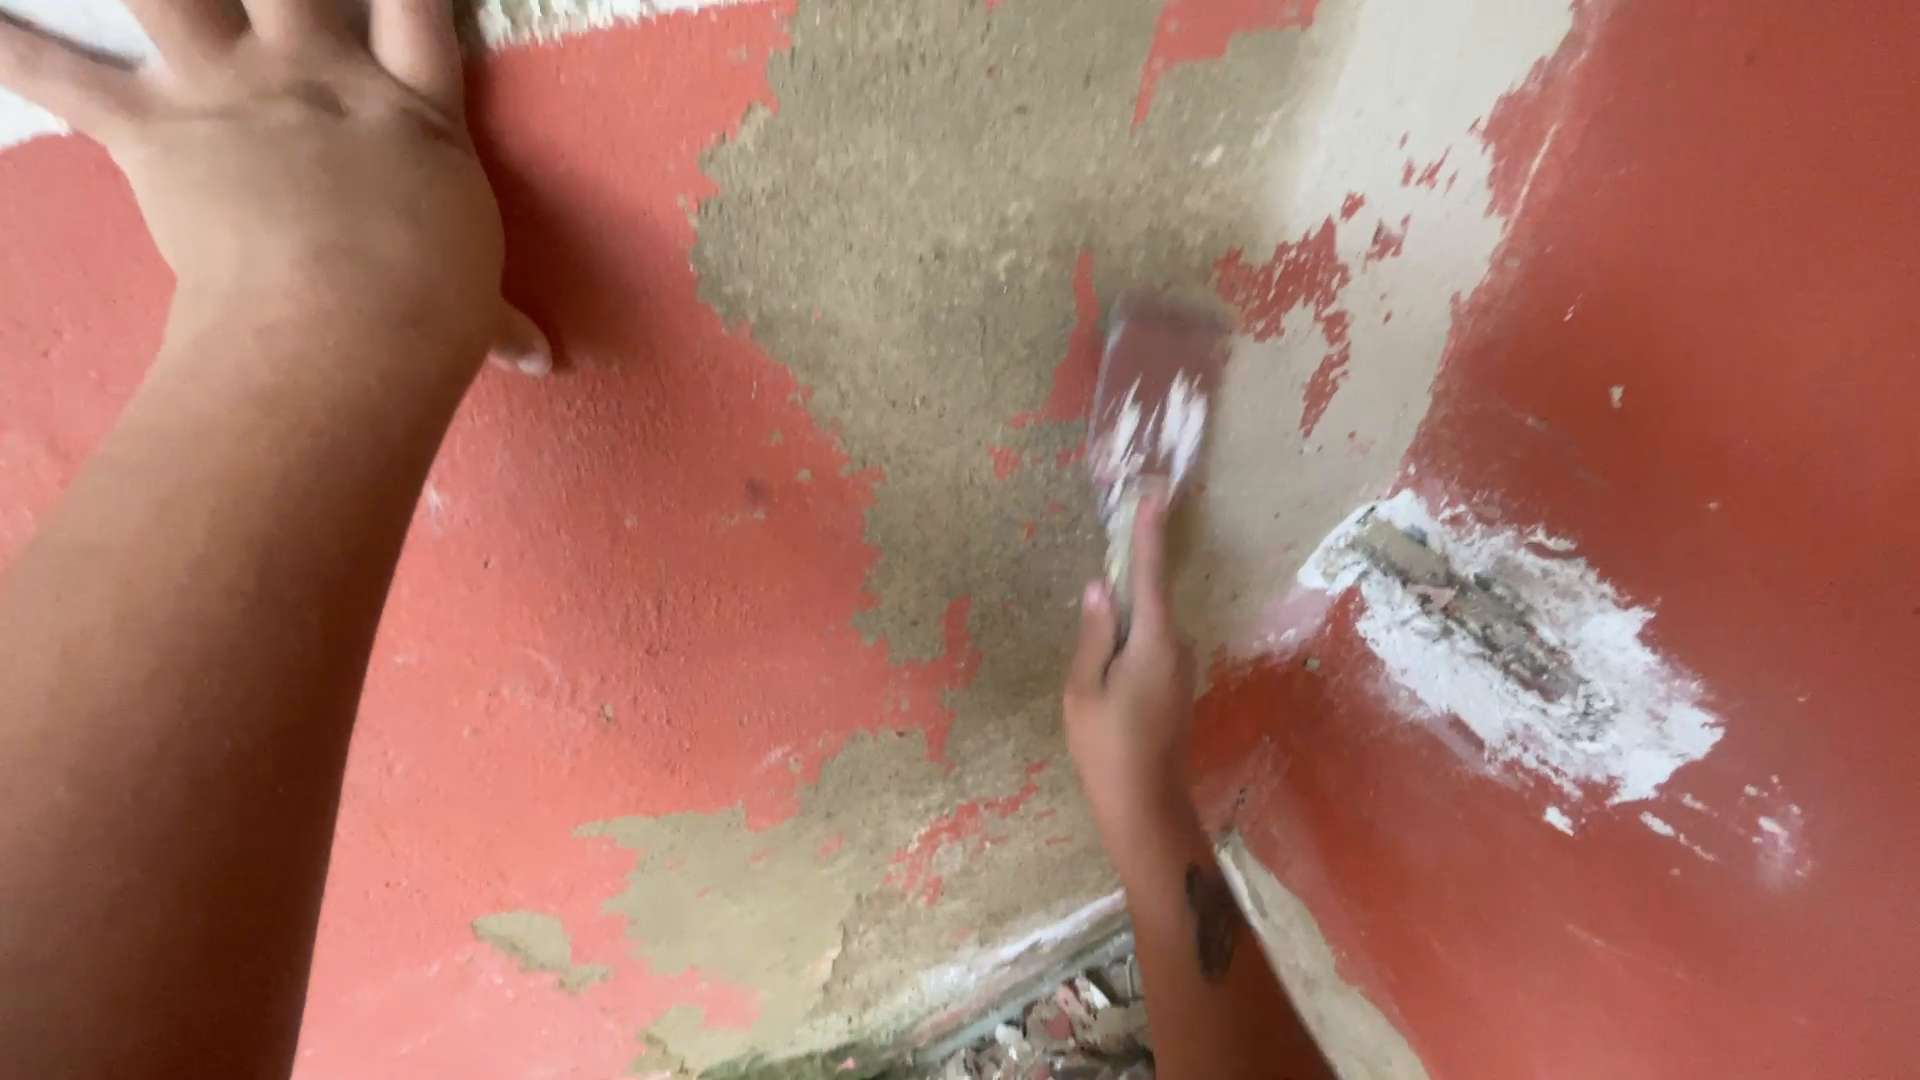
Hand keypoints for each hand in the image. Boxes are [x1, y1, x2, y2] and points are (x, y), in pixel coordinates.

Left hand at [0, 0, 548, 374]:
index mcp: (415, 118)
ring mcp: (235, 93)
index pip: (423, 11)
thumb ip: (509, 326)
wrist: (352, 325)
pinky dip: (4, 43)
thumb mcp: (485, 313)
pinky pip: (54, 73)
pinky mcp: (155, 128)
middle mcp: (323, 80)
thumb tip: (547, 363)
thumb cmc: (438, 309)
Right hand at [1064, 484, 1198, 829]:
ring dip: (1124, 623)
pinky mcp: (1178, 684)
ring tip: (1096, 656)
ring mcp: (1182, 668)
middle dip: (1124, 589)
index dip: (1149, 536)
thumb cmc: (1105, 746)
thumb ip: (1093, 634)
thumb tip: (1099, 588)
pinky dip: (1131, 642)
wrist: (1144, 804)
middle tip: (1100, 601)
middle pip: (1149, 600)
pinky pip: (1152, 646)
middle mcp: (1178, 648)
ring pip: (1149, 626)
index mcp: (1153, 643)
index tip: (1154, 498)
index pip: (1150, 577)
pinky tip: (1110, 672)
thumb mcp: (1083, 689)